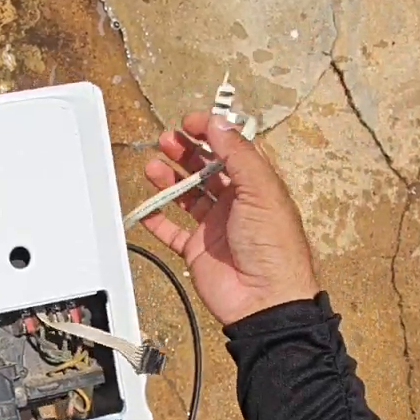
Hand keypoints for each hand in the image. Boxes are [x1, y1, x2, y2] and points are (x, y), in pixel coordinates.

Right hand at [140, 112, 321, 324]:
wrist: (264, 298)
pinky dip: (158, 220)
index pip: (231, 150)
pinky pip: (172, 231)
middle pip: (205, 169)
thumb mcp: (261, 191)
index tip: (190, 122)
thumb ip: (238, 155)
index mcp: (256, 186)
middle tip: (167, 139)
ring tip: (153, 166)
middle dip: (186, 152)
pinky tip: (146, 208)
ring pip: (186, 196)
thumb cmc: (273, 247)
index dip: (211, 132)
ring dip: (169, 180)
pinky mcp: (197, 250)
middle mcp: (235, 204)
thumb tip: (219, 124)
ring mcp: (214, 227)